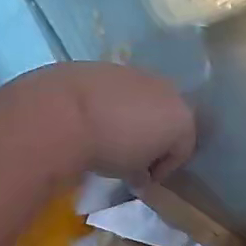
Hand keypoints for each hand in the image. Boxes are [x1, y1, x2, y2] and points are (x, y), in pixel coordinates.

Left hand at [17, 62, 195, 180]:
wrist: (62, 112)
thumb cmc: (110, 149)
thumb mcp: (132, 172)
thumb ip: (143, 173)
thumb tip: (139, 174)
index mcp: (183, 119)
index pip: (183, 151)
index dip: (164, 169)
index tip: (144, 180)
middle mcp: (168, 91)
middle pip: (169, 120)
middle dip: (154, 139)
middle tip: (133, 158)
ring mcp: (139, 74)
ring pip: (145, 102)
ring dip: (135, 119)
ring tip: (111, 136)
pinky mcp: (110, 65)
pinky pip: (120, 91)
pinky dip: (114, 104)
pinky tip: (94, 119)